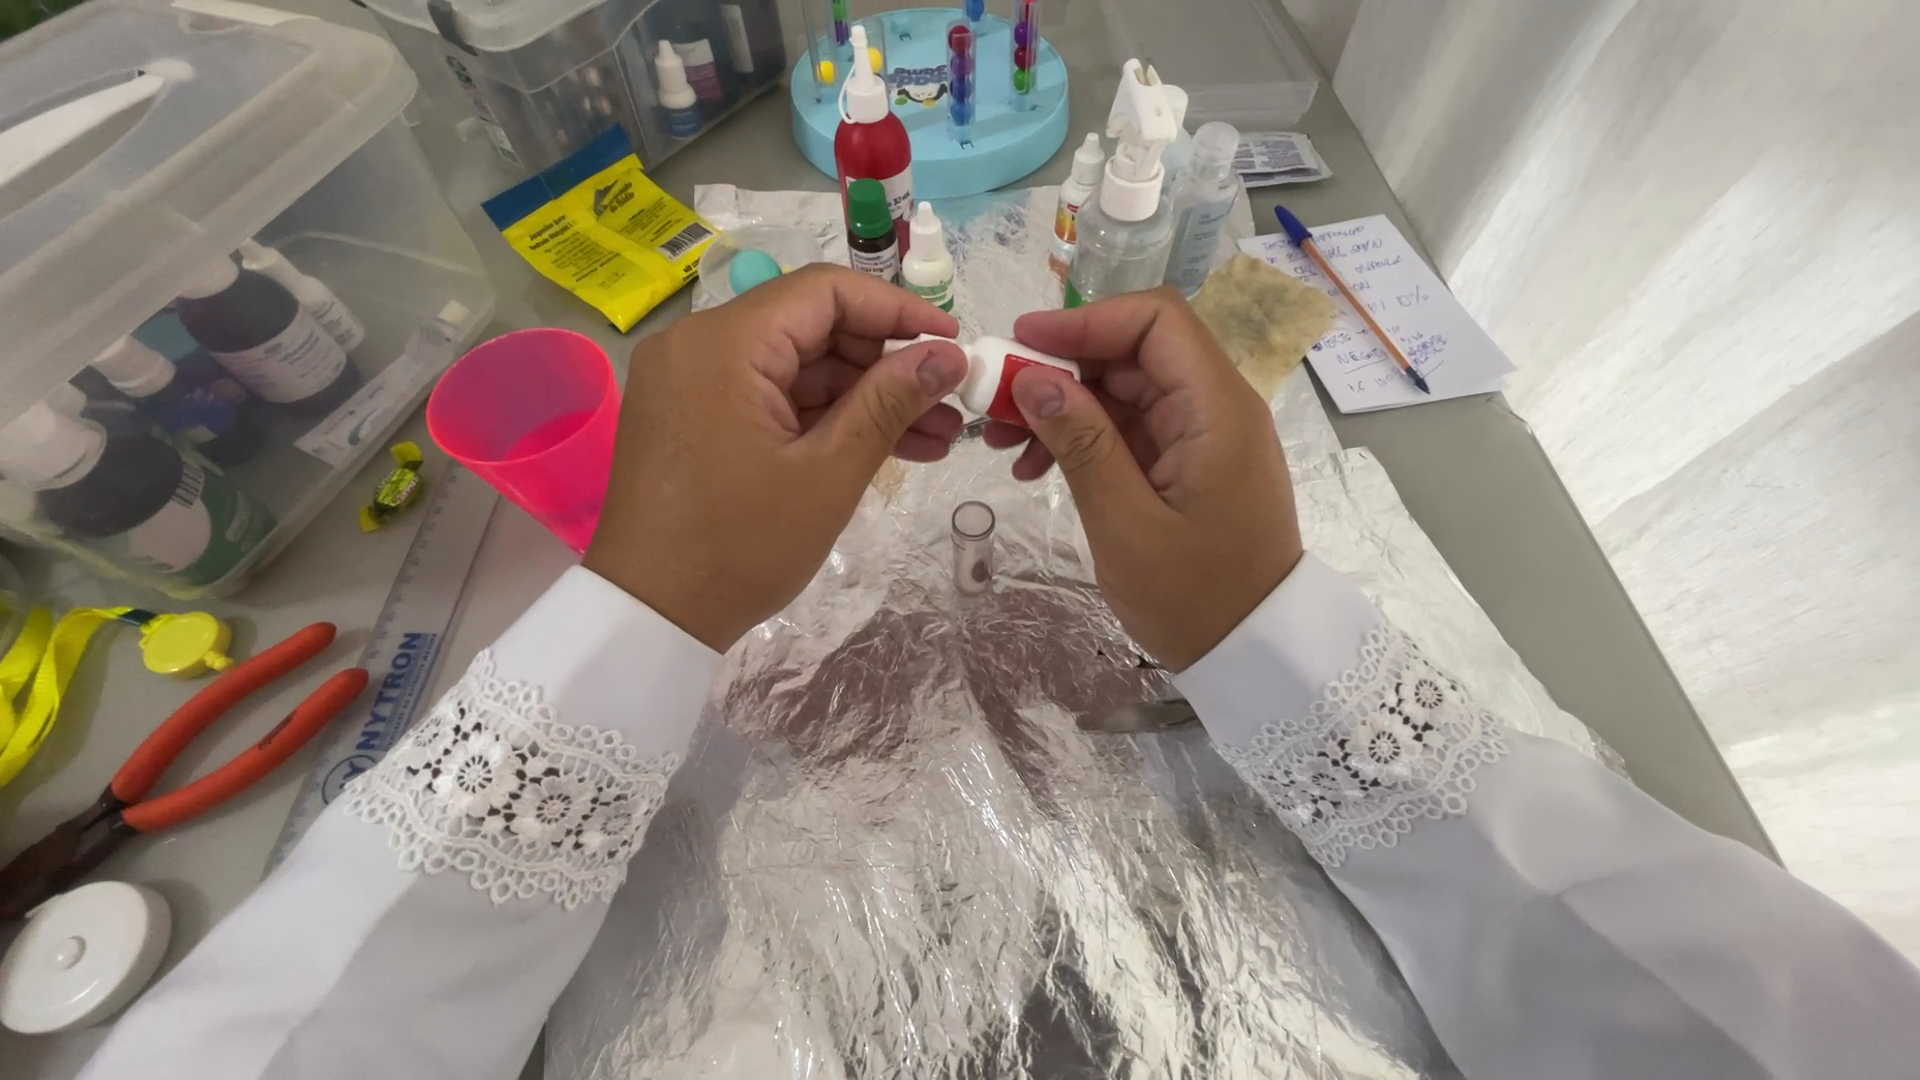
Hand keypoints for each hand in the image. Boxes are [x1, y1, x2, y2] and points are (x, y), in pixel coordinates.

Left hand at [586, 265, 969, 651]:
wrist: (653, 616)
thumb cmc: (741, 547)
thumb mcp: (829, 474)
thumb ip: (890, 403)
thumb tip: (950, 356)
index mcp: (724, 344)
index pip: (825, 292)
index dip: (898, 310)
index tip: (953, 341)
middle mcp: (701, 346)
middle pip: (814, 330)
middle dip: (888, 367)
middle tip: (950, 403)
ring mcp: (697, 383)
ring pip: (800, 371)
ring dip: (867, 401)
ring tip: (938, 437)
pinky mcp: (701, 417)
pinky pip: (776, 400)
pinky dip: (827, 421)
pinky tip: (889, 448)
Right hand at [984, 288, 1303, 670]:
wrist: (1253, 651)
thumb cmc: (1194, 597)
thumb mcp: (1126, 524)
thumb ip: (1082, 444)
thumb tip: (1034, 380)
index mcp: (1216, 409)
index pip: (1155, 321)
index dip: (1085, 321)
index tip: (1023, 343)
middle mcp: (1215, 407)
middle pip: (1133, 355)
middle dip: (1061, 370)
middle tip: (998, 406)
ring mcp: (1202, 436)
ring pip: (1124, 393)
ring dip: (1064, 409)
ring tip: (1006, 446)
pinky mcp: (1187, 463)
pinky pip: (1129, 431)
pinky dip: (1084, 441)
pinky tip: (1039, 470)